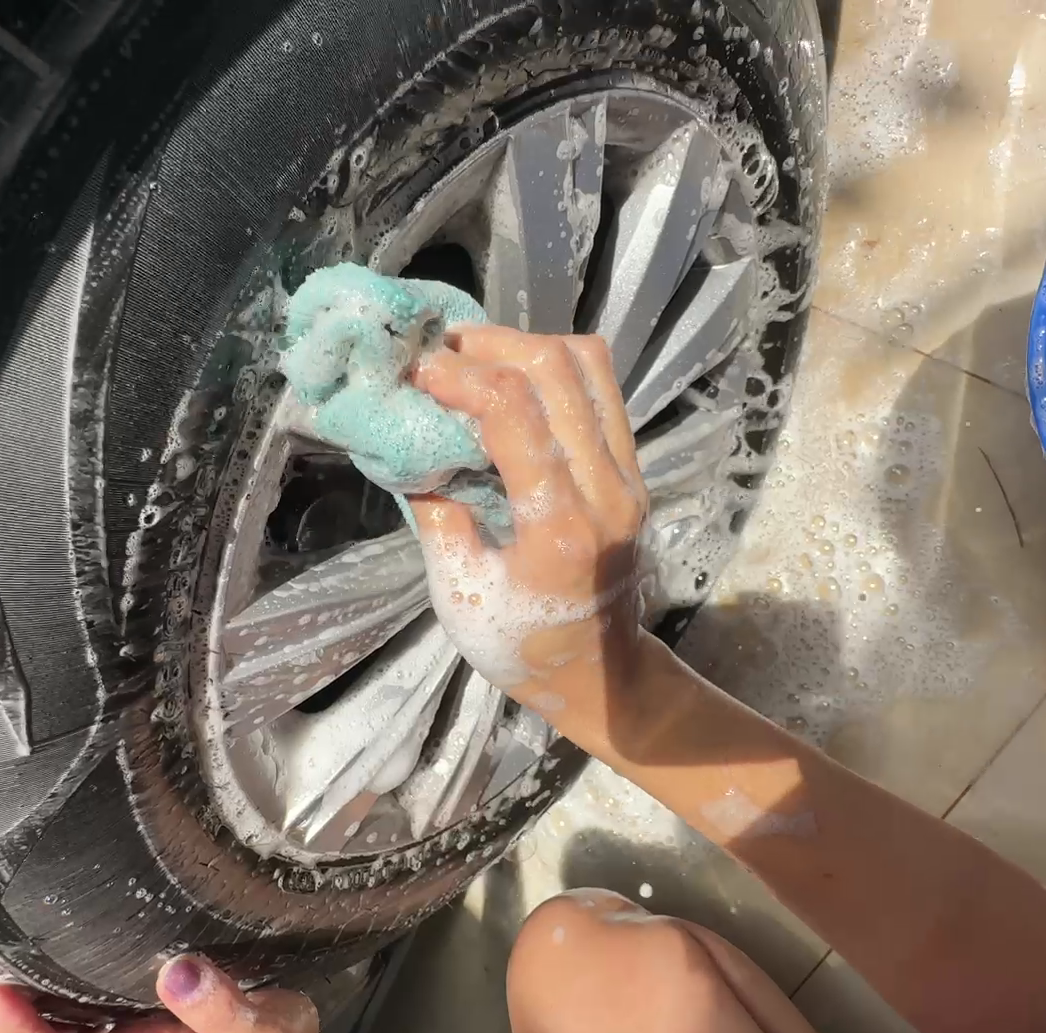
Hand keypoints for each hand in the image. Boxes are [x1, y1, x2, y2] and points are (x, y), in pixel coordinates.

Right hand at [408, 326, 653, 737]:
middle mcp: (607, 487)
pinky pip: (599, 391)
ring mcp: (629, 476)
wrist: (603, 675)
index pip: (515, 408)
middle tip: (440, 354)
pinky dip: (552, 370)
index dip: (458, 374)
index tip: (416, 372)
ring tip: (474, 360)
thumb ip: (435, 513)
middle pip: (559, 367)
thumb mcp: (459, 593)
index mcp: (560, 525)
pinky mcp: (632, 472)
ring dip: (526, 347)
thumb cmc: (523, 647)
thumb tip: (413, 446)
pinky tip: (510, 386)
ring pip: (589, 367)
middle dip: (491, 344)